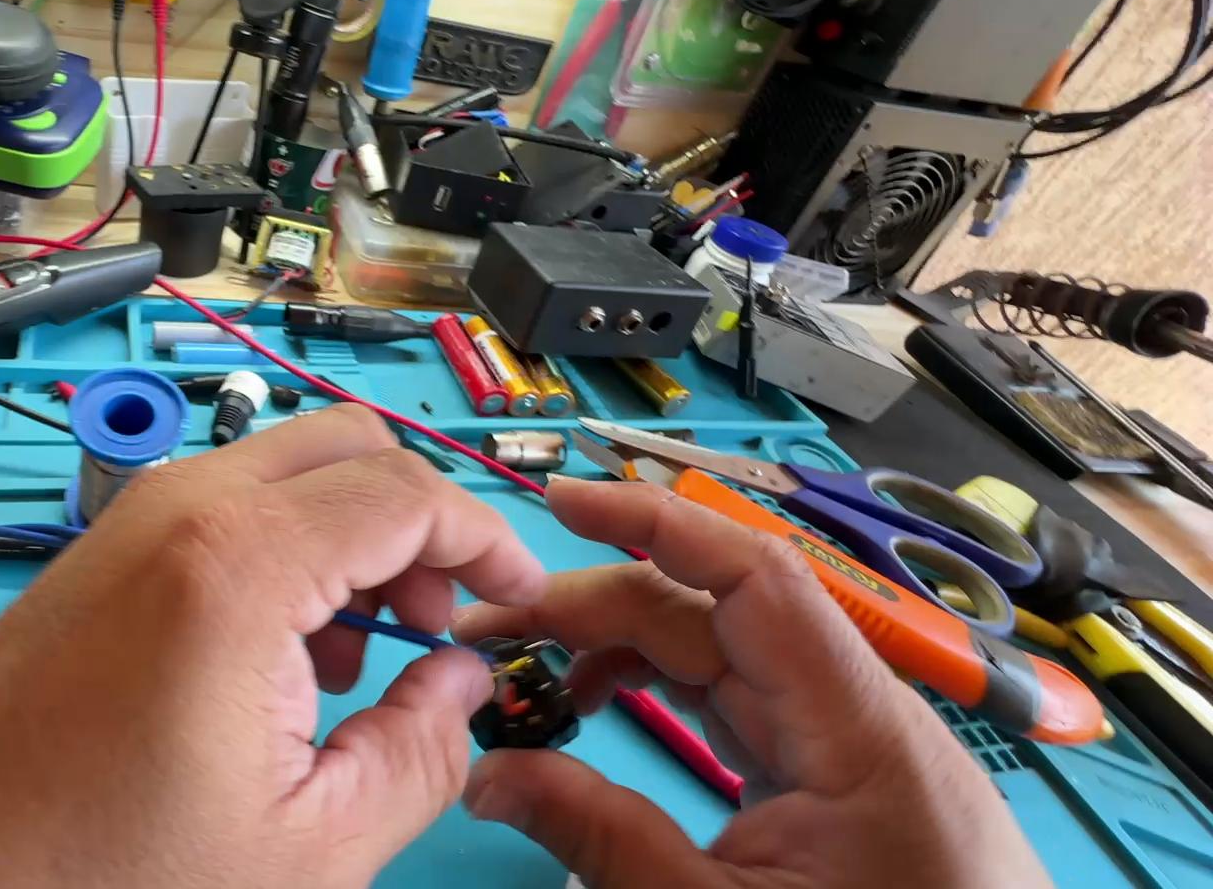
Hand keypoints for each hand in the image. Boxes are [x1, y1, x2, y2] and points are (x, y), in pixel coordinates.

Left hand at [0, 405, 544, 887]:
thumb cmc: (100, 867)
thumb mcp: (307, 850)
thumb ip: (419, 752)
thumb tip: (462, 681)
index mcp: (245, 564)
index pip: (407, 494)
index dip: (483, 538)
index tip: (514, 594)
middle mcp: (195, 501)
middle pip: (354, 445)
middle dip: (420, 519)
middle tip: (435, 619)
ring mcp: (150, 503)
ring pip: (297, 461)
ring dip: (356, 528)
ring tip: (361, 645)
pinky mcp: (124, 527)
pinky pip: (241, 495)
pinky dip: (294, 538)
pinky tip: (286, 642)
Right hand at [453, 478, 1051, 888]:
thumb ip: (598, 838)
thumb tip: (480, 773)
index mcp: (858, 735)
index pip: (753, 576)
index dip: (652, 520)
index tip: (558, 500)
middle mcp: (845, 709)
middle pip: (696, 610)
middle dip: (585, 604)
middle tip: (487, 628)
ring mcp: (826, 732)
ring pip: (696, 642)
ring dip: (602, 638)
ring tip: (525, 663)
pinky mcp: (809, 758)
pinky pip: (709, 685)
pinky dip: (637, 677)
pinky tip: (588, 700)